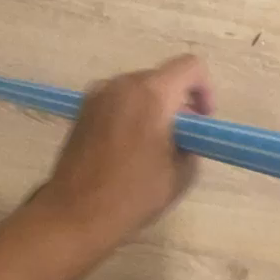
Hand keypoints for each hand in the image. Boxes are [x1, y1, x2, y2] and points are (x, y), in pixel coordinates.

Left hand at [36, 55, 212, 247]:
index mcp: (151, 93)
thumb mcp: (180, 174)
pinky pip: (116, 100)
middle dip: (177, 102)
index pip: (190, 66)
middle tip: (182, 138)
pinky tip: (128, 147)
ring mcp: (96, 94)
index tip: (202, 120)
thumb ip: (192, 143)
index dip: (205, 89)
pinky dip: (130, 113)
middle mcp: (121, 84)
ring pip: (137, 88)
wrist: (75, 212)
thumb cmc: (132, 194)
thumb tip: (186, 134)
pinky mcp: (81, 109)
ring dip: (152, 107)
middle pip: (161, 78)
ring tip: (153, 146)